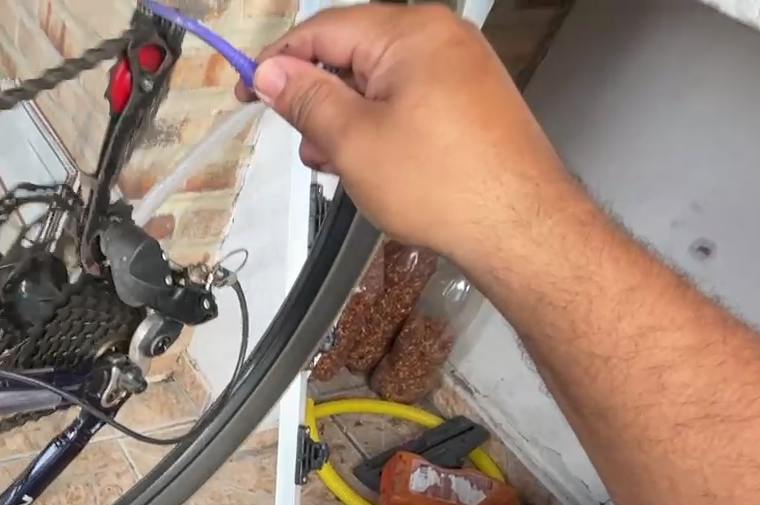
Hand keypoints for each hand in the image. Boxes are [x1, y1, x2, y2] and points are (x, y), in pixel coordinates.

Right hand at [238, 4, 588, 270]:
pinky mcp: (463, 99)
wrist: (513, 220)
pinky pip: (401, 100)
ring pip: (374, 82)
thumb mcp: (352, 141)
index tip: (246, 92)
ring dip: (342, 120)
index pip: (325, 29)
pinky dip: (372, 127)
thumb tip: (270, 72)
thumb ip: (307, 100)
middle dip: (315, 98)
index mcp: (408, 34)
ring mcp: (455, 67)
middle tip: (303, 146)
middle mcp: (437, 37)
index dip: (278, 60)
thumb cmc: (434, 181)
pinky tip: (367, 164)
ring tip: (337, 166)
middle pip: (350, 53)